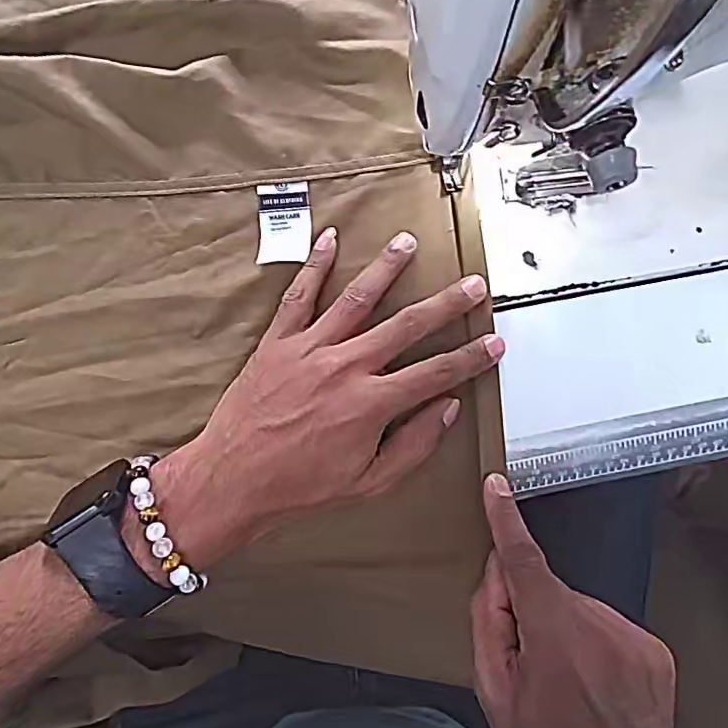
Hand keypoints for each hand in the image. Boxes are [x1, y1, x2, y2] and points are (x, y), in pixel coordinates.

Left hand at [128, 227, 503, 577]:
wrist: (233, 479)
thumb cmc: (298, 486)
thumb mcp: (369, 482)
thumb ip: (413, 445)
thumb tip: (445, 409)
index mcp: (370, 403)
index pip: (436, 372)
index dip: (471, 357)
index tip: (493, 343)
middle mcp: (344, 368)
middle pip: (407, 325)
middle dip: (446, 303)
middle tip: (472, 284)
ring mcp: (309, 350)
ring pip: (357, 299)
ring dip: (386, 269)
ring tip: (407, 244)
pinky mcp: (277, 343)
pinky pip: (299, 297)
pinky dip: (314, 266)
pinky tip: (328, 241)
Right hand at [471, 474, 678, 727]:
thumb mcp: (495, 695)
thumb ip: (490, 622)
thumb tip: (497, 573)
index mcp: (556, 642)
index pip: (525, 563)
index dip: (507, 521)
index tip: (497, 485)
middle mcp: (604, 631)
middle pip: (550, 589)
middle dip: (530, 608)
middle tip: (527, 660)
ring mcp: (637, 640)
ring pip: (579, 607)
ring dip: (563, 627)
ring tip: (566, 682)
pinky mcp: (657, 652)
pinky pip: (607, 625)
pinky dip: (592, 641)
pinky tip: (594, 684)